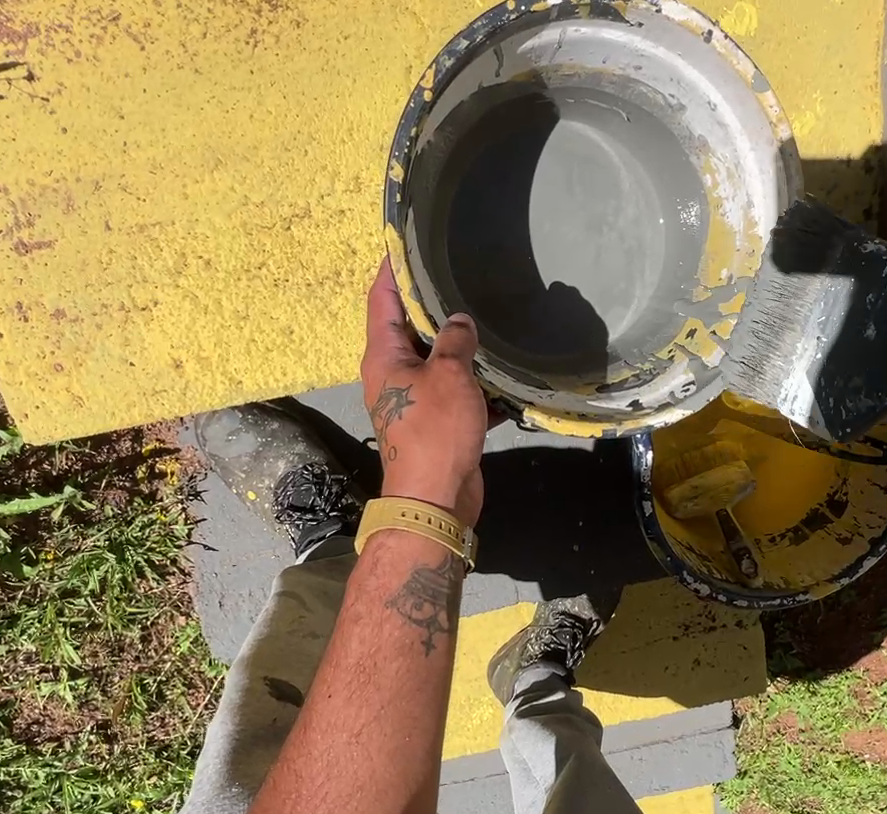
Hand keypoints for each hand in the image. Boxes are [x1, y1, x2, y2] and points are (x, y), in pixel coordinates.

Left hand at [362, 260, 489, 526]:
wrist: (436, 498)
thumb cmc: (434, 431)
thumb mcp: (448, 376)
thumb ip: (455, 341)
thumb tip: (459, 320)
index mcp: (383, 356)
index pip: (381, 299)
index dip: (392, 269)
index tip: (408, 242)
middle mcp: (394, 375)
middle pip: (411, 330)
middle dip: (436, 306)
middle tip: (463, 277)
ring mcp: (416, 401)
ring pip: (439, 363)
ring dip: (462, 347)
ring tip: (491, 318)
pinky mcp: (439, 424)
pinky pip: (458, 394)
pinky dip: (478, 386)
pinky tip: (505, 374)